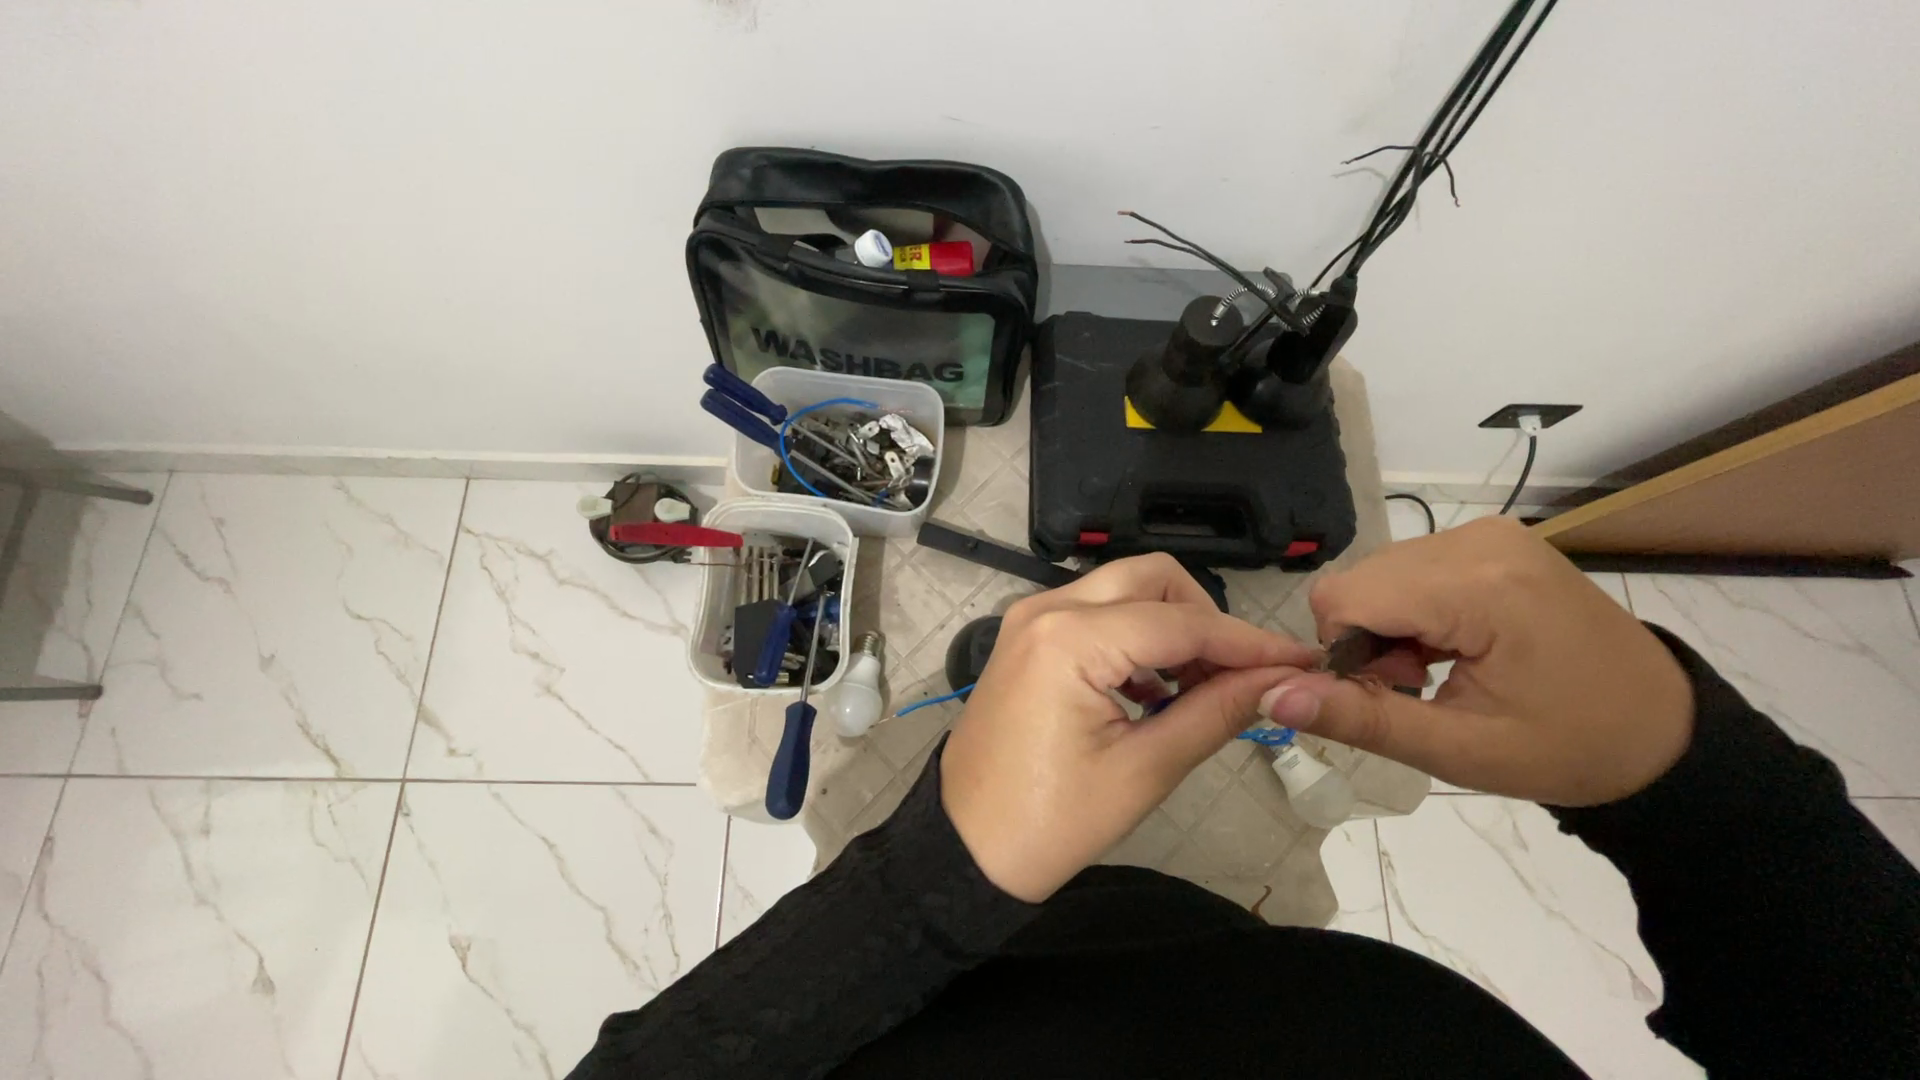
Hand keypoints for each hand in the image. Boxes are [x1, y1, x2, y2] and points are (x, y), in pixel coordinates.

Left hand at [939, 554, 1319, 901]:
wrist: (965, 847)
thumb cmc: (1052, 821)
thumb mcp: (1144, 770)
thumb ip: (1216, 712)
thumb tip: (1279, 681)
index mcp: (1070, 638)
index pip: (1181, 622)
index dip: (1248, 642)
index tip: (1301, 661)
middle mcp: (1046, 609)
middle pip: (1150, 579)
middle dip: (1204, 618)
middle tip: (1239, 675)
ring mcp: (1030, 619)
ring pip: (1122, 590)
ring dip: (1169, 625)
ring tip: (1201, 688)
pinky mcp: (1026, 637)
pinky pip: (1093, 613)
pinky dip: (1133, 636)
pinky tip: (1154, 688)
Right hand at [1256, 517, 1694, 806]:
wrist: (1665, 733)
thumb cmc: (1568, 749)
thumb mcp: (1458, 750)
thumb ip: (1359, 718)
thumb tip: (1271, 695)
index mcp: (1479, 586)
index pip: (1345, 597)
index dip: (1344, 651)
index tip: (1392, 694)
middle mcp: (1478, 540)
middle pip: (1359, 582)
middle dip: (1367, 639)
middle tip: (1419, 685)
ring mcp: (1488, 533)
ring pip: (1377, 573)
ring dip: (1386, 624)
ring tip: (1436, 668)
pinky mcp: (1491, 538)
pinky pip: (1408, 566)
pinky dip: (1409, 608)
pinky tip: (1449, 643)